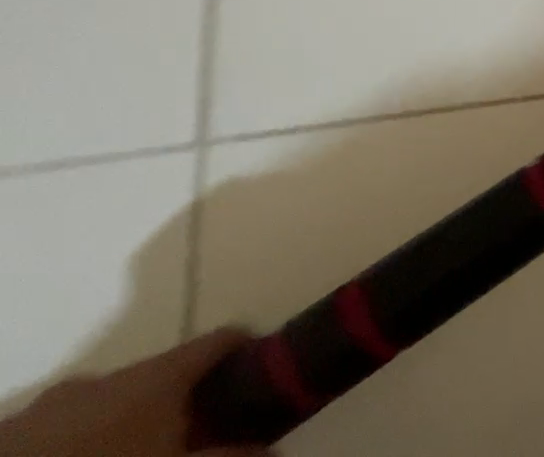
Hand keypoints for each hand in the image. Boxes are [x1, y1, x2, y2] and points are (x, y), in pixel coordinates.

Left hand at [0, 330, 269, 456]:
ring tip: (144, 449)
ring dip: (134, 417)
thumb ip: (233, 455)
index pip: (223, 337)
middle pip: (167, 372)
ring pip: (113, 398)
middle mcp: (110, 376)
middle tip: (200, 430)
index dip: (252, 348)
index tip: (266, 370)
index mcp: (157, 375)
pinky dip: (88, 436)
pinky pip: (67, 422)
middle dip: (187, 397)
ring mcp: (53, 402)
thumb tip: (278, 450)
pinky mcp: (15, 429)